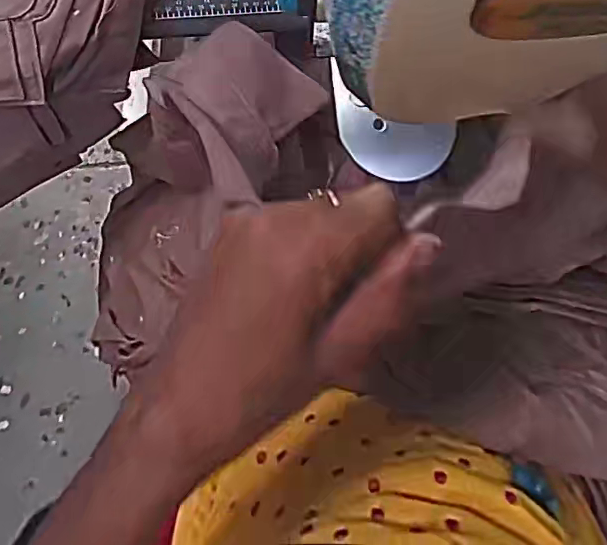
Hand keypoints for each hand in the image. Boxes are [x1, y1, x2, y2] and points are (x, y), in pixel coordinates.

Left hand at [129, 180, 441, 472]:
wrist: (177, 406)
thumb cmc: (261, 393)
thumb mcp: (338, 355)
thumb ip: (389, 294)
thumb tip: (429, 243)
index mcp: (304, 244)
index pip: (380, 201)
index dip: (389, 241)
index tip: (374, 284)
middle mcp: (275, 213)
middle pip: (349, 205)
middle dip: (359, 245)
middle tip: (340, 306)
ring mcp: (247, 214)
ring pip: (320, 210)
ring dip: (328, 244)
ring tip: (307, 303)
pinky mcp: (230, 223)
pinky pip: (287, 217)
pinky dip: (297, 242)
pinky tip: (280, 291)